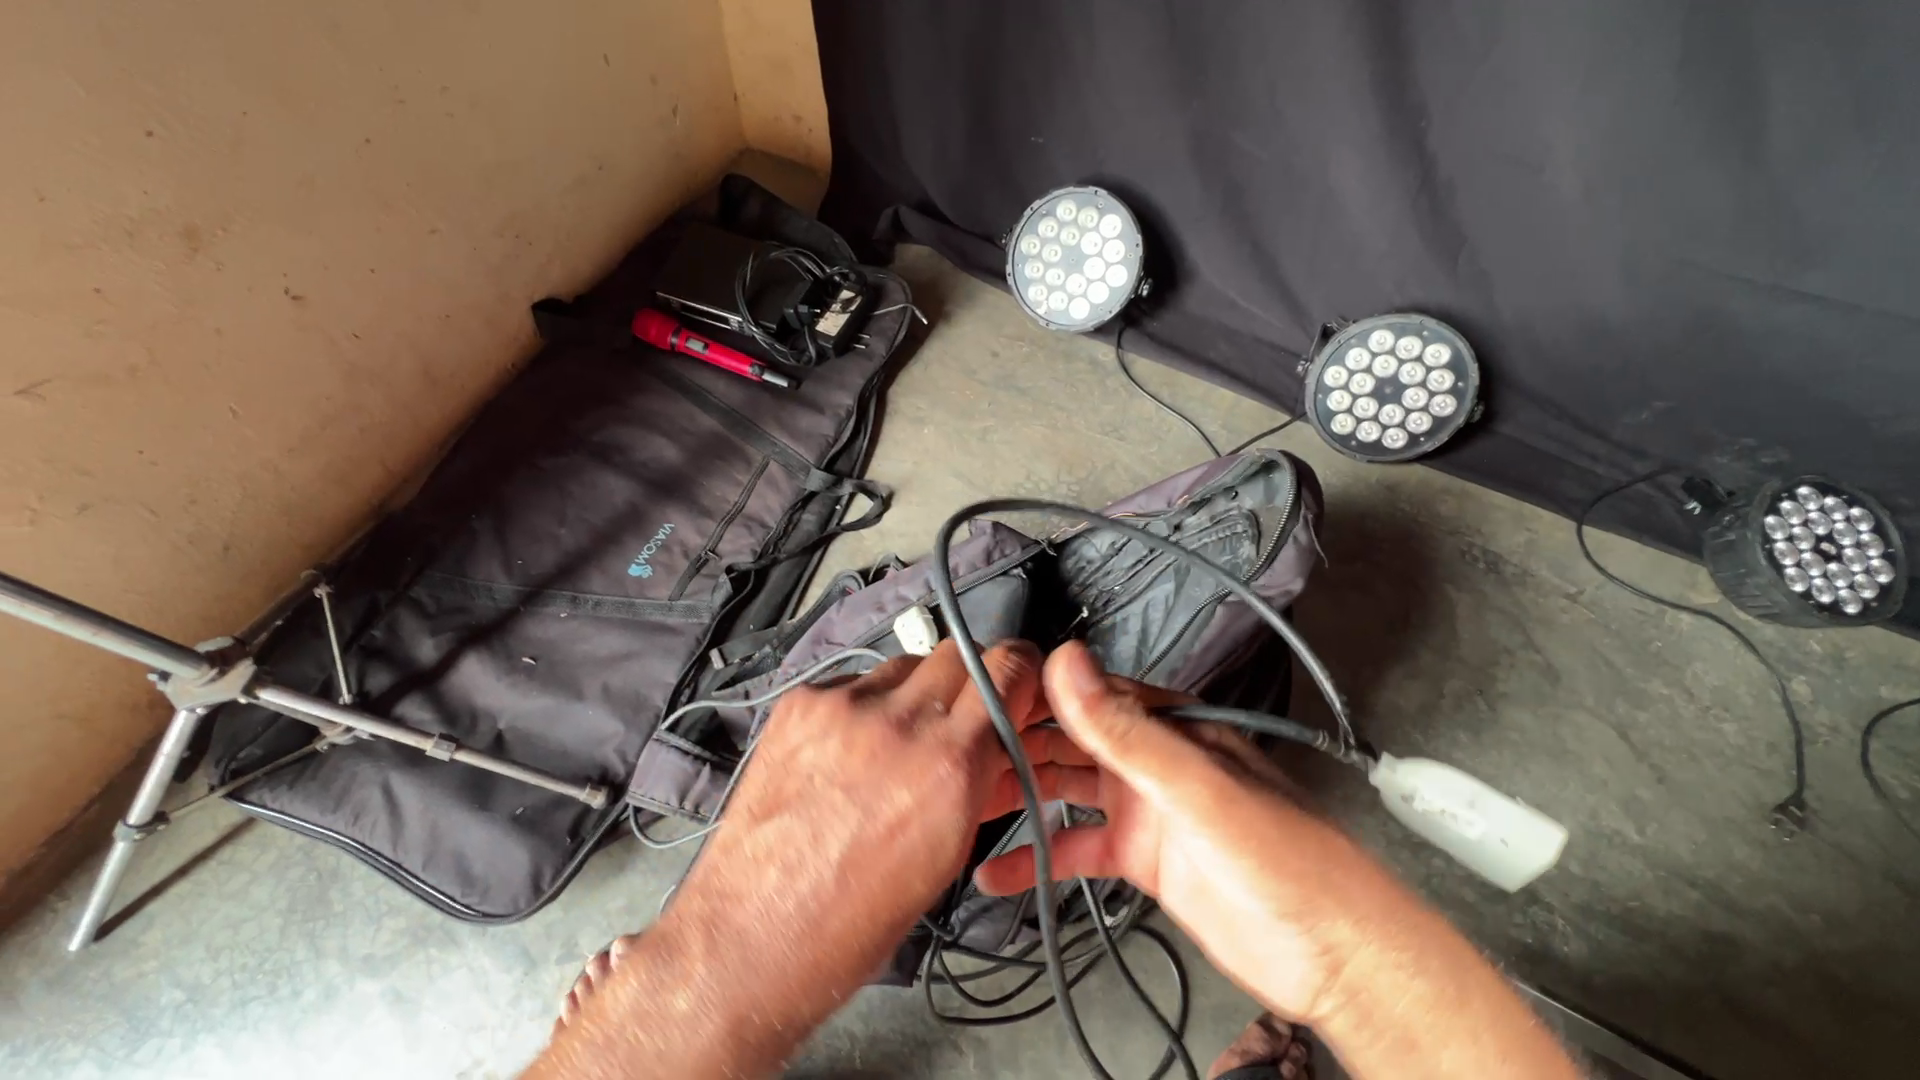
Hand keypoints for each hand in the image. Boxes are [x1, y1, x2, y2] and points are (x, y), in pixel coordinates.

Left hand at [667, 638, 1052, 1019]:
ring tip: (897, 740)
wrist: (752, 933)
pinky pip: (855, 683)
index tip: (1018, 683)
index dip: (1021, 674)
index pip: (1009, 670)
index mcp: (950, 769)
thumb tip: (1003, 743)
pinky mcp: (800, 706)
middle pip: (961, 652)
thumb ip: (982, 783)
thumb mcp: (947, 855)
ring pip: (907, 664)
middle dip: (972, 679)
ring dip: (916, 692)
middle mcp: (900, 725)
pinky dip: (865, 707)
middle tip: (961, 714)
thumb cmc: (851, 919)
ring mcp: (844, 709)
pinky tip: (851, 749)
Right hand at [974, 641, 1413, 1024]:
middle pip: (1069, 742)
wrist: (1332, 953)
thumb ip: (1126, 731)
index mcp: (1168, 727)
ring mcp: (1144, 809)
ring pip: (1066, 790)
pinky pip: (1078, 848)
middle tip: (960, 764)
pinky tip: (1002, 872)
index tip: (978, 709)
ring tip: (966, 809)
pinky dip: (1040, 859)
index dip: (1031, 699)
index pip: (1086, 697)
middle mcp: (1151, 760)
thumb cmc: (1284, 858)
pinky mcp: (1140, 857)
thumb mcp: (1196, 789)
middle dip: (1015, 749)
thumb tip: (1069, 663)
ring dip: (1020, 798)